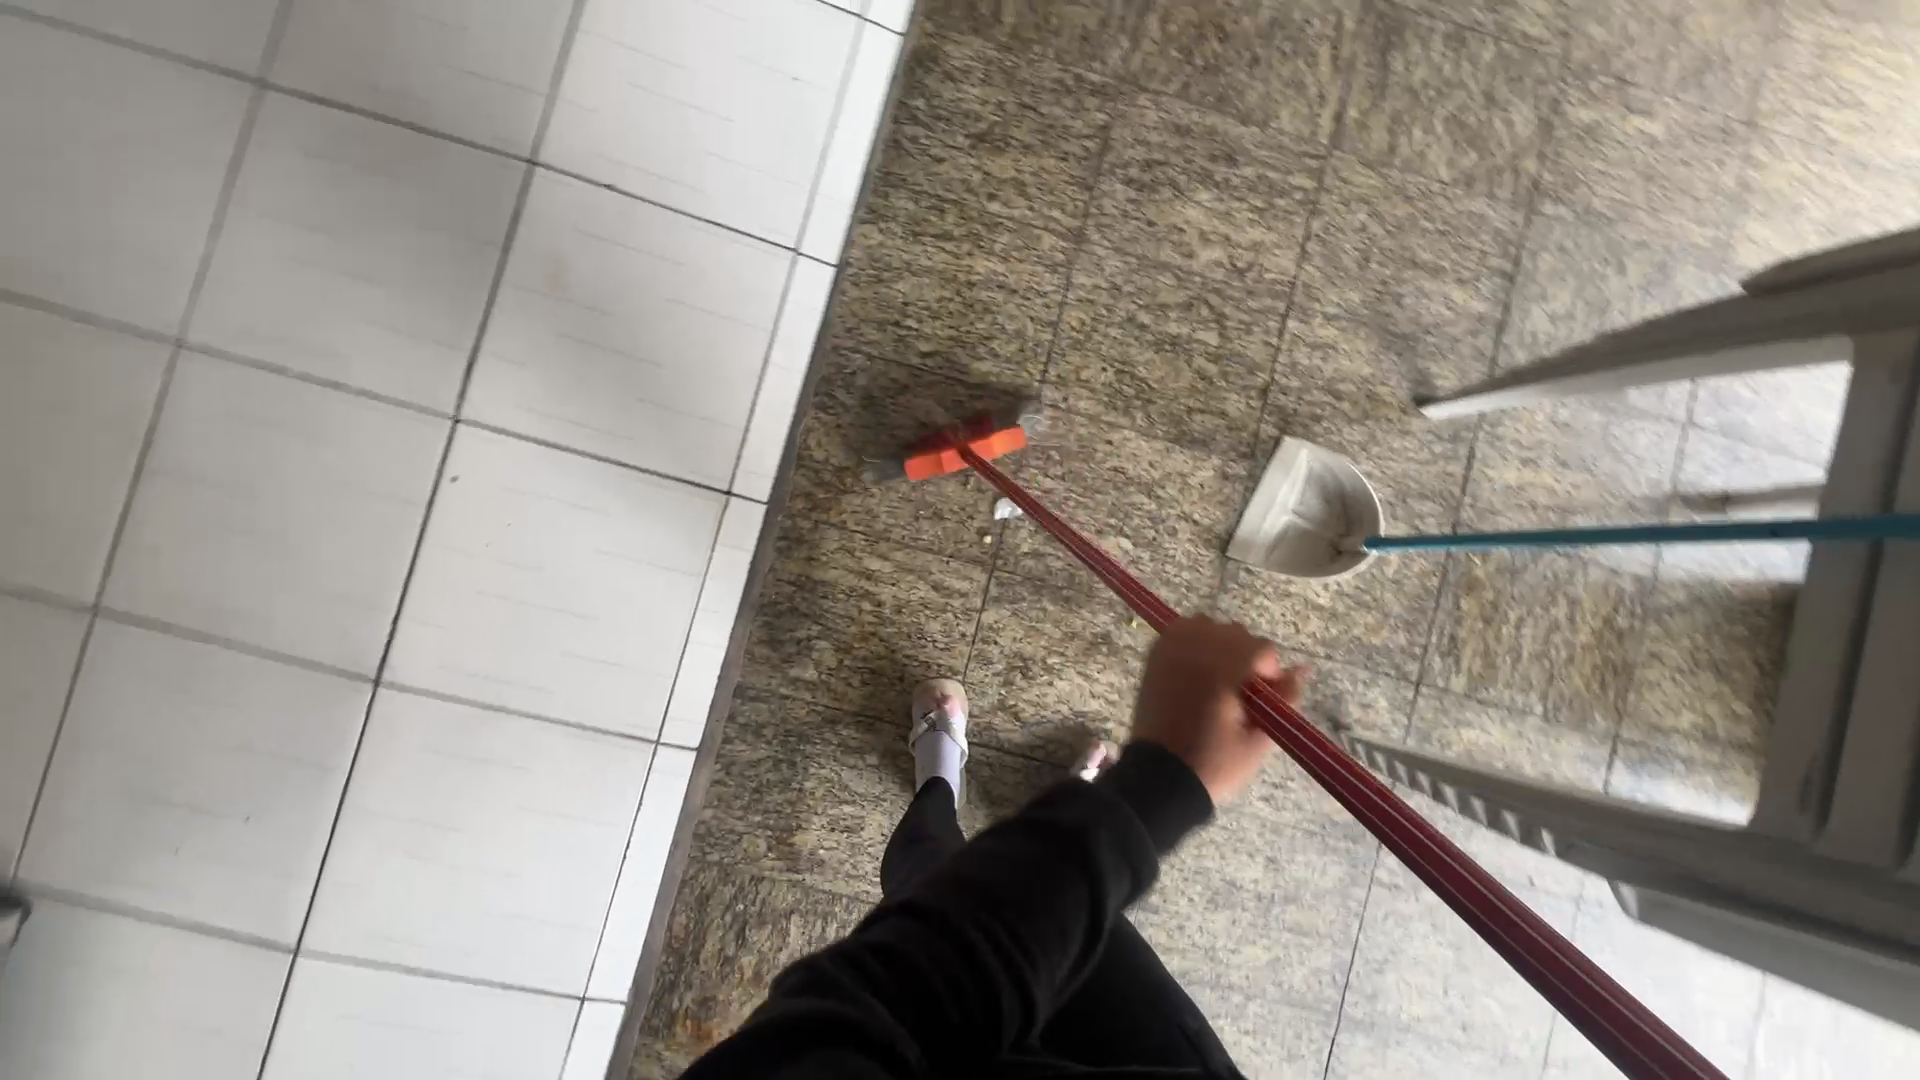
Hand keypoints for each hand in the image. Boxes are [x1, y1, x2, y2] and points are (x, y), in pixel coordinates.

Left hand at [1129, 616, 1307, 805]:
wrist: (1160, 776)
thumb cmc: (1213, 765)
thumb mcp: (1260, 740)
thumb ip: (1285, 700)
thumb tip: (1303, 670)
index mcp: (1222, 673)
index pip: (1262, 647)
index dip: (1270, 671)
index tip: (1263, 698)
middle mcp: (1195, 653)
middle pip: (1236, 632)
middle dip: (1247, 657)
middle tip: (1242, 692)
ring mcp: (1170, 652)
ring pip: (1207, 624)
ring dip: (1220, 644)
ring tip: (1220, 678)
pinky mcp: (1155, 658)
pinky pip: (1179, 629)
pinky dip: (1193, 639)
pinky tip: (1199, 665)